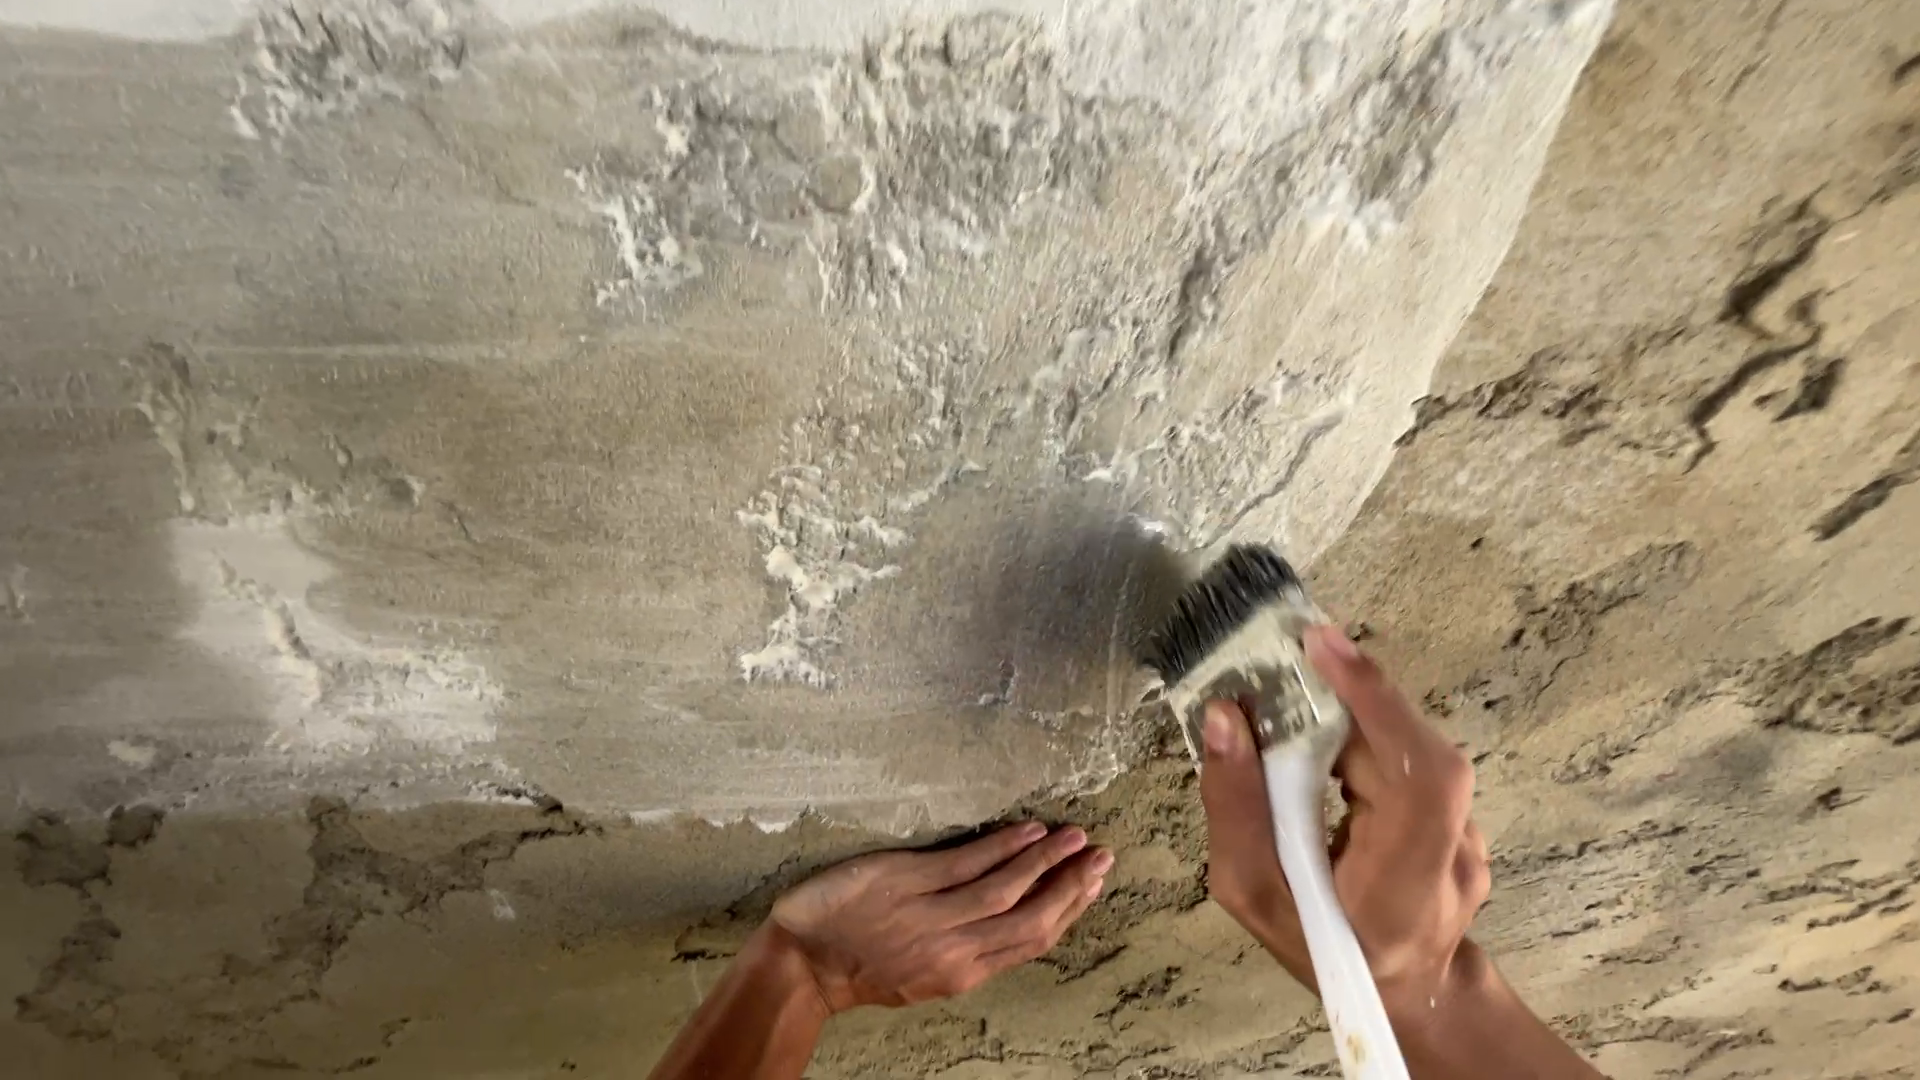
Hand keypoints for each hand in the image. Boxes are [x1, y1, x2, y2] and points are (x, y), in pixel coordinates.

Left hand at [768, 823, 1111, 1014]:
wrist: (801, 962)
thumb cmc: (860, 966)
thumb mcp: (922, 974)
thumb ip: (965, 950)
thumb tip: (1005, 920)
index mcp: (961, 973)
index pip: (1030, 941)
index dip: (1068, 912)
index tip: (1093, 886)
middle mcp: (955, 949)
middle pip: (1030, 918)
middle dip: (1071, 887)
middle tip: (1102, 857)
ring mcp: (932, 914)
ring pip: (1005, 889)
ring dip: (1046, 861)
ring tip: (1075, 838)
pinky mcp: (907, 882)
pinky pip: (965, 864)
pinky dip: (1003, 847)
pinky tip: (1028, 830)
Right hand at [1199, 624, 1489, 1014]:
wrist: (1408, 995)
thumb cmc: (1317, 947)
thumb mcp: (1249, 889)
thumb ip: (1234, 808)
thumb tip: (1224, 716)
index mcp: (1403, 885)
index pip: (1419, 778)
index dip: (1377, 702)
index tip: (1321, 645)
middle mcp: (1455, 853)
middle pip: (1414, 750)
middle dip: (1352, 695)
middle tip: (1292, 656)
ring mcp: (1471, 834)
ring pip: (1413, 747)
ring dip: (1356, 711)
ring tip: (1299, 690)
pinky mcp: (1464, 818)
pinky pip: (1411, 757)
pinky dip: (1368, 731)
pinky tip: (1328, 735)